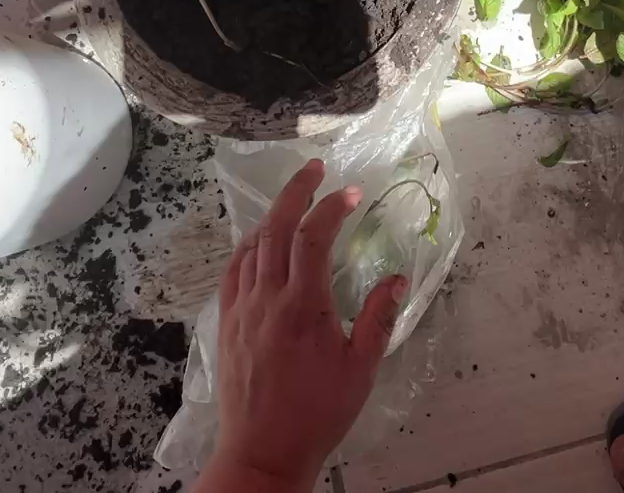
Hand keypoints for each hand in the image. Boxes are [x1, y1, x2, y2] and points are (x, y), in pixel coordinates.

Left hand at [206, 159, 407, 491]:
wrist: (262, 455)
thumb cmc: (318, 413)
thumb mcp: (361, 370)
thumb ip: (379, 319)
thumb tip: (397, 278)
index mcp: (303, 307)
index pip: (313, 237)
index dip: (332, 207)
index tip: (352, 193)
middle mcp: (268, 298)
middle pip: (277, 228)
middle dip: (296, 190)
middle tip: (315, 167)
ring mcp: (242, 308)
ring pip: (253, 245)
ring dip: (274, 214)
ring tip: (295, 199)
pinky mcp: (226, 322)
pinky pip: (234, 270)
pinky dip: (249, 244)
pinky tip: (261, 240)